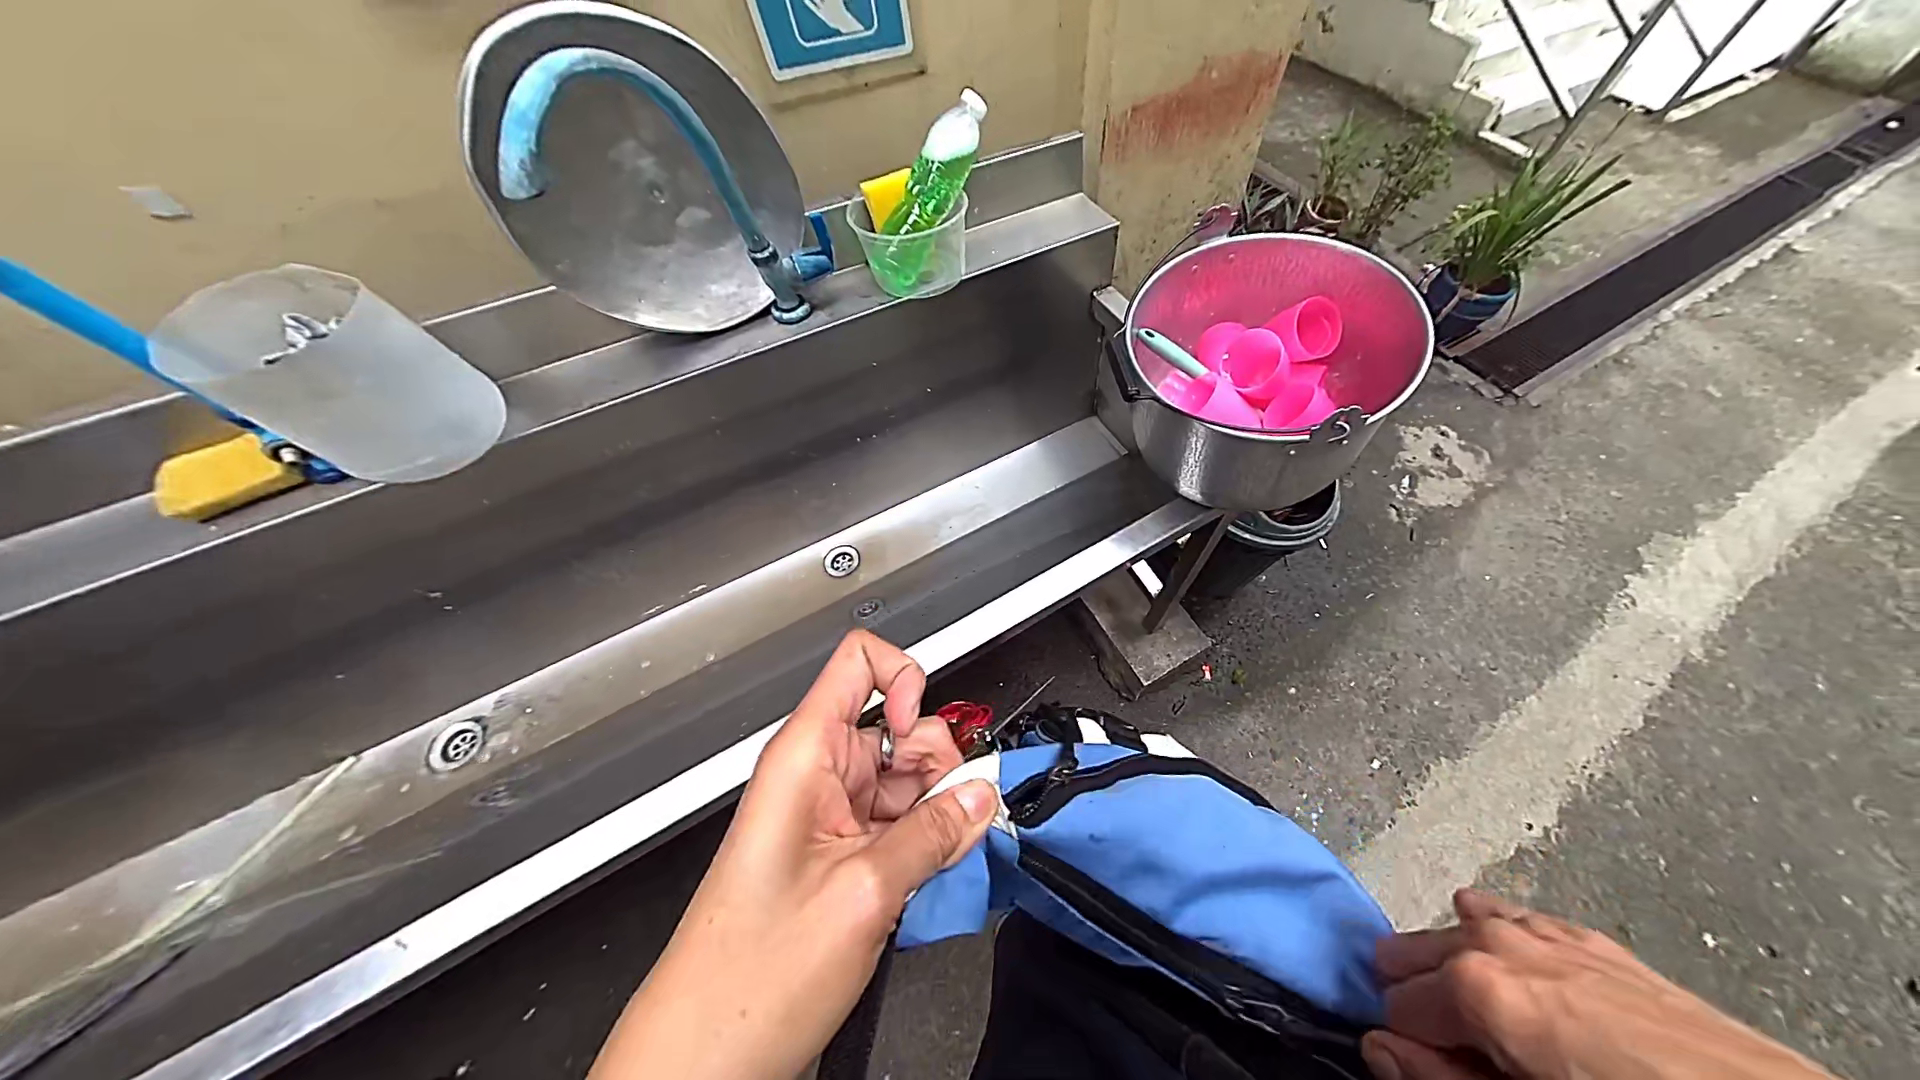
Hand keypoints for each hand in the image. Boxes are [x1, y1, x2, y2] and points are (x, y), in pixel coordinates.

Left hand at [590, 630, 998, 1079]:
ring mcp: (830, 811)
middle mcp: (815, 772)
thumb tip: (979, 796)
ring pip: (905, 774)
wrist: (709, 1052)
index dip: (905, 678)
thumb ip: (934, 834)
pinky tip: (930, 869)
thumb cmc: (746, 977)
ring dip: (935, 806)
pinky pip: (898, 816)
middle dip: (936, 762)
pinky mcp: (840, 847)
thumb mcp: (864, 893)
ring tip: (942, 850)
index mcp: (804, 755)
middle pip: (898, 724)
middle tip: (953, 810)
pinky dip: (924, 835)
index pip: (859, 662)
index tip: (927, 727)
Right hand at [1363, 889, 1835, 1079]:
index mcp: (1472, 983)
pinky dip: (1492, 934)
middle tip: (1454, 1047)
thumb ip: (1438, 1076)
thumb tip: (1381, 1048)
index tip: (1431, 1066)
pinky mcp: (1580, 935)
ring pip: (1450, 930)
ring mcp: (1536, 929)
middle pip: (1411, 954)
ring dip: (1451, 966)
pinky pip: (1507, 913)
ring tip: (1481, 1016)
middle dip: (1418, 995)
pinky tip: (1508, 965)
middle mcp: (1492, 940)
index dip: (1407, 1041)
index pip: (1395, 1005)